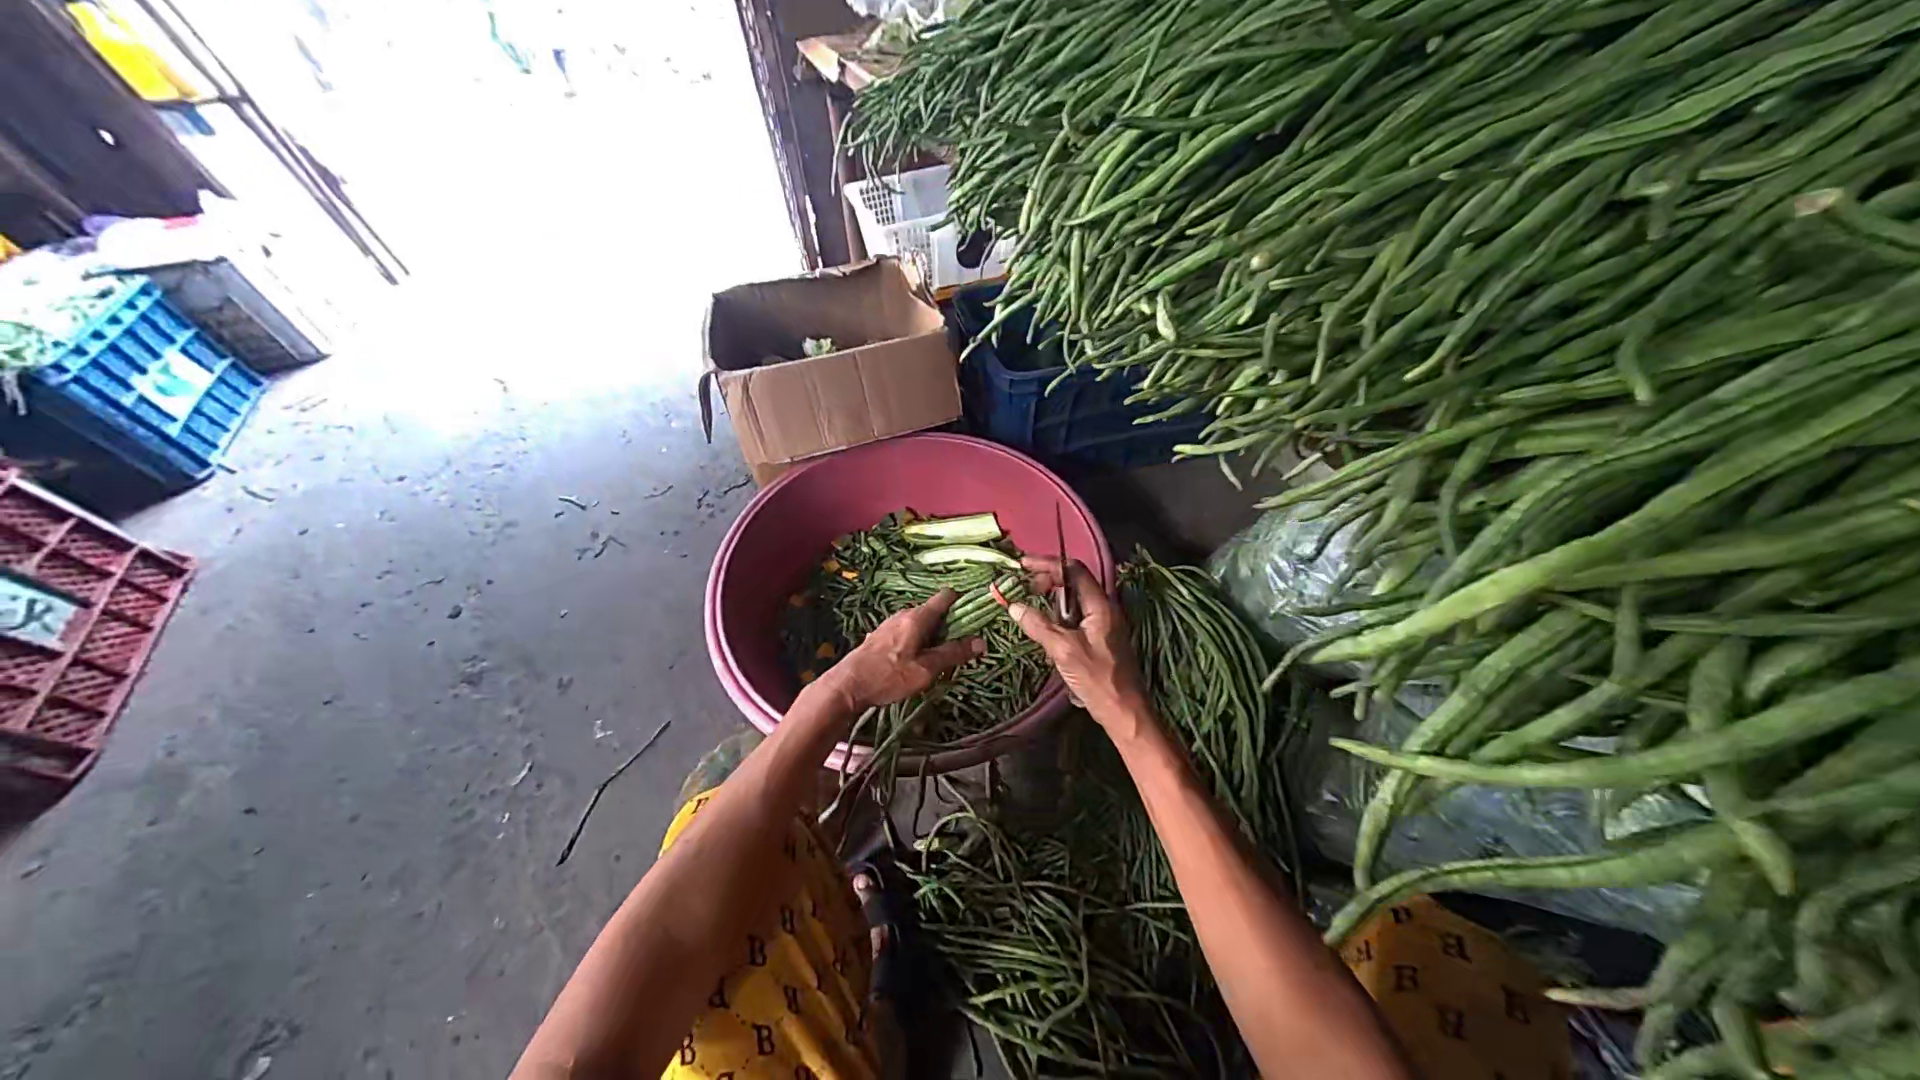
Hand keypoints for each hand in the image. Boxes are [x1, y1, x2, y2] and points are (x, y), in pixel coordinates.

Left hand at [815, 589, 985, 712]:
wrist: (847, 686)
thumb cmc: (888, 677)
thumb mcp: (926, 670)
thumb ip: (953, 654)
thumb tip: (981, 642)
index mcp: (917, 617)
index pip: (946, 596)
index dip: (964, 602)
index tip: (977, 616)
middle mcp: (904, 614)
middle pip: (935, 612)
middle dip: (951, 626)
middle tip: (961, 649)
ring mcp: (890, 624)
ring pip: (921, 624)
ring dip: (934, 637)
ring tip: (940, 660)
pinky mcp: (882, 636)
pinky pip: (908, 632)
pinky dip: (919, 641)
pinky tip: (917, 662)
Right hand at [1004, 557, 1155, 741]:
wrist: (1124, 713)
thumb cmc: (1098, 680)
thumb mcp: (1064, 650)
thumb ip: (1039, 625)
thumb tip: (1015, 606)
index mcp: (1101, 606)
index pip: (1074, 570)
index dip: (1047, 564)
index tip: (1023, 565)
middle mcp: (1104, 610)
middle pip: (1072, 585)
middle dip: (1046, 584)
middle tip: (1024, 592)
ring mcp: (1101, 626)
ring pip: (1070, 606)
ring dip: (1050, 609)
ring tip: (1031, 618)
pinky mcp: (1097, 641)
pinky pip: (1073, 623)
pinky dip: (1057, 626)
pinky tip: (1047, 644)